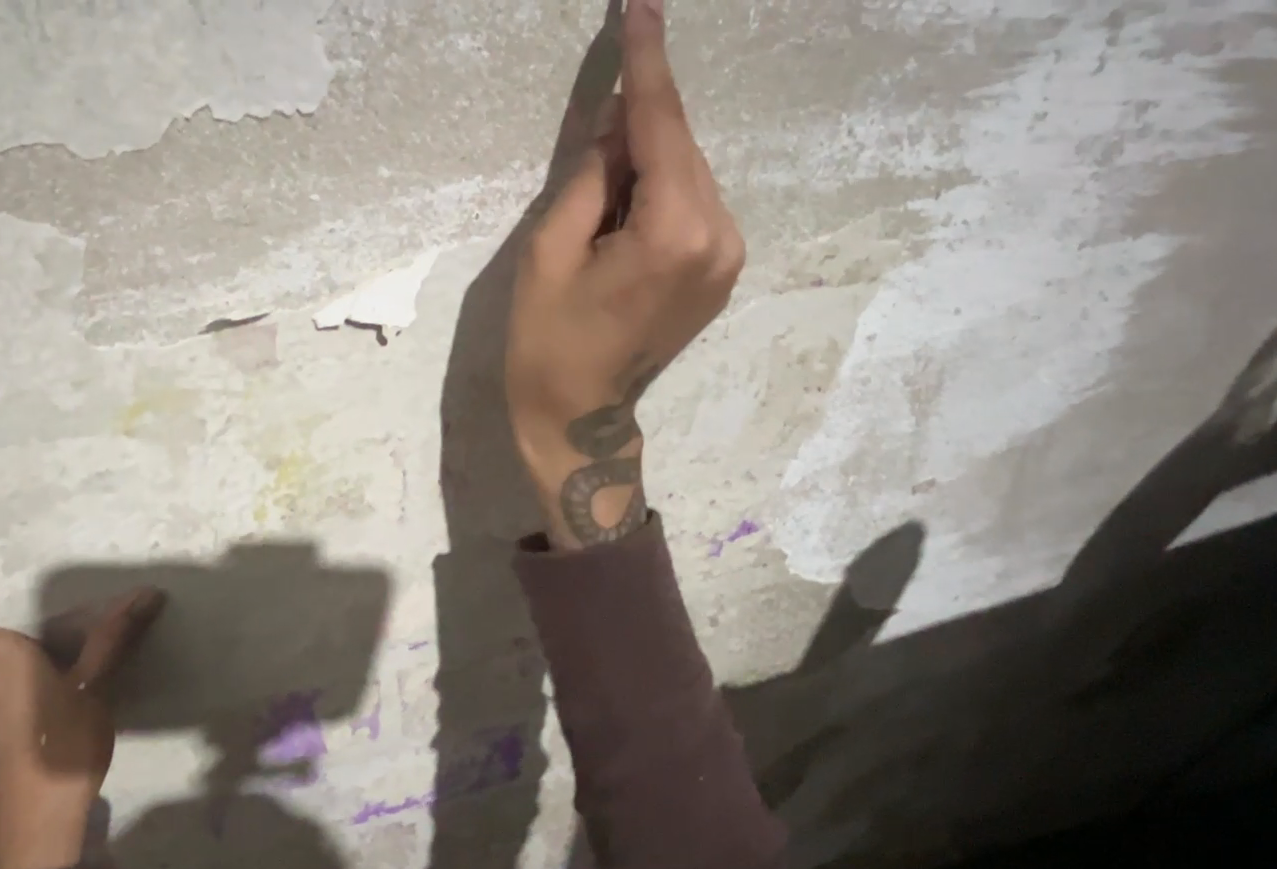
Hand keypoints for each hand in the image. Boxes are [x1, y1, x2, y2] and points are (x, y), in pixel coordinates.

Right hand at [506, 0, 743, 548]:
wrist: (580, 419)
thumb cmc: (547, 343)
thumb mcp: (549, 251)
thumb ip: (591, 174)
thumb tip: (621, 125)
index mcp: (675, 232)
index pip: (661, 126)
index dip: (646, 64)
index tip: (642, 6)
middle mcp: (720, 236)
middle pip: (679, 148)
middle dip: (636, 129)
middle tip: (589, 150)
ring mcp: (728, 258)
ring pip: (687, 176)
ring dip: (644, 168)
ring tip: (598, 215)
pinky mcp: (723, 272)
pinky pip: (692, 207)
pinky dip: (659, 196)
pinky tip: (623, 225)